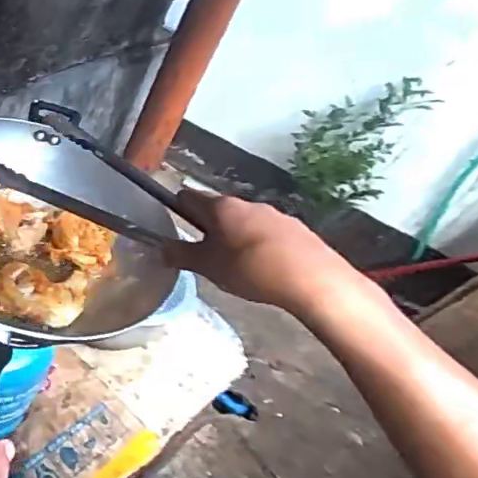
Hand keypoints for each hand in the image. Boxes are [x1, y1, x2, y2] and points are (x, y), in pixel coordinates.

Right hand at [164, 188, 368, 315]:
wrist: (315, 281)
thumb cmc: (250, 269)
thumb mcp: (207, 266)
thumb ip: (180, 255)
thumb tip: (163, 248)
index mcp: (220, 207)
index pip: (187, 196)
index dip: (177, 209)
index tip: (176, 229)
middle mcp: (247, 203)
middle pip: (217, 209)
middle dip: (208, 227)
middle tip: (205, 255)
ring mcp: (276, 215)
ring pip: (244, 221)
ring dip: (235, 236)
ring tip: (237, 266)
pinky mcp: (298, 230)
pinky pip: (268, 233)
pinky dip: (260, 245)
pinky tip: (265, 268)